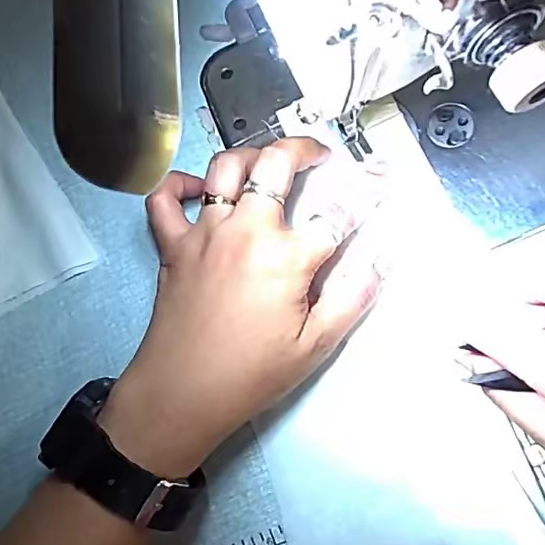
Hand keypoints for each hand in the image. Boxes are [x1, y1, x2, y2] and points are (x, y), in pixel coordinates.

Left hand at [98, 138, 382, 479]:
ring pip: (225, 167)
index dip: (361, 201)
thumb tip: (378, 268)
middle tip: (319, 155)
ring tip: (268, 162)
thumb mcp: (314, 346)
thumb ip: (352, 301)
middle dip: (304, 149)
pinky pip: (166, 197)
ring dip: (251, 155)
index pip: (336, 215)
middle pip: (276, 165)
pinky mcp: (174, 245)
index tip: (373, 193)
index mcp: (286, 258)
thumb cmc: (248, 375)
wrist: (182, 394)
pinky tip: (200, 188)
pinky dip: (180, 183)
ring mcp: (206, 234)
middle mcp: (246, 233)